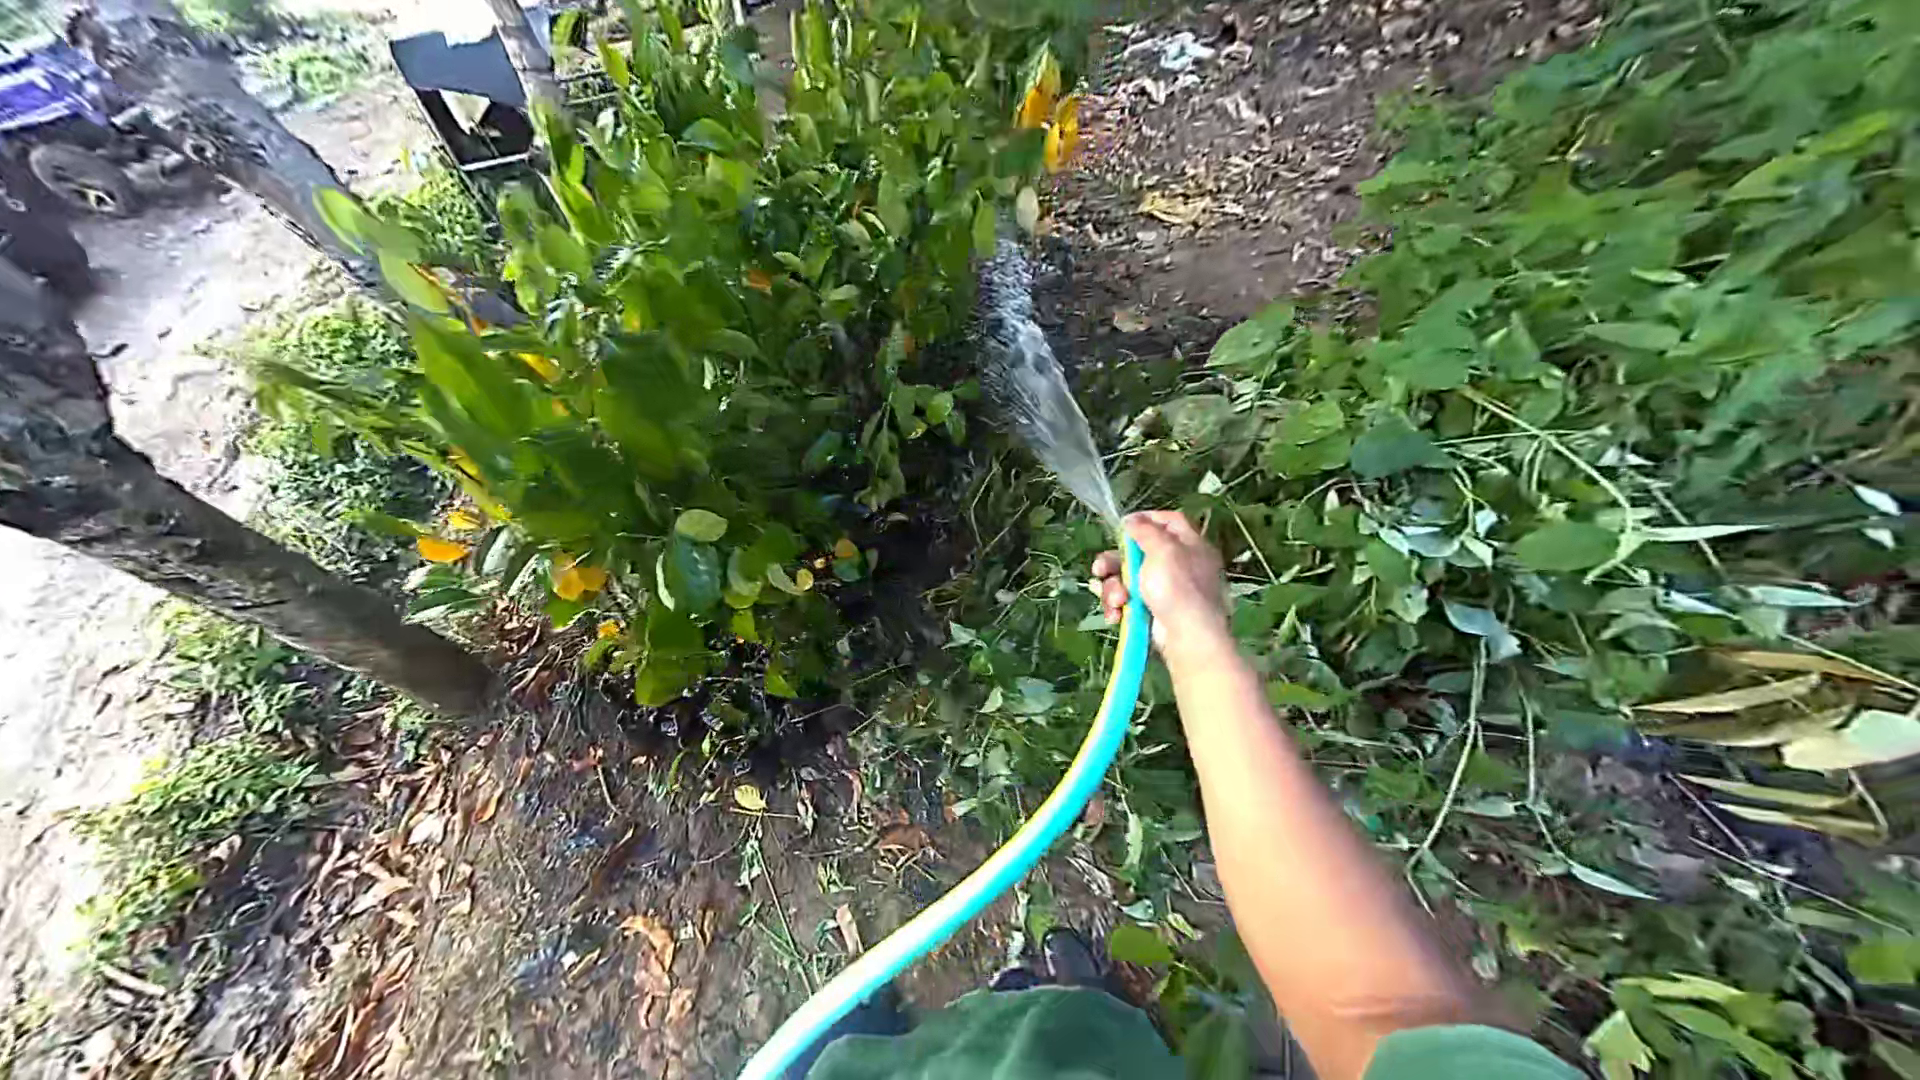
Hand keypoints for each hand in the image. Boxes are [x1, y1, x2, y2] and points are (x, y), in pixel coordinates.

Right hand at [1093, 511, 1231, 662]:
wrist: (1187, 636)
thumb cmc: (1178, 587)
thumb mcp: (1162, 550)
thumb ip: (1145, 531)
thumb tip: (1131, 520)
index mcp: (1188, 545)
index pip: (1169, 521)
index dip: (1145, 519)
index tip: (1123, 525)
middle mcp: (1177, 564)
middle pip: (1137, 552)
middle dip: (1114, 562)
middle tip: (1100, 570)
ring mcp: (1164, 589)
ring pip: (1126, 578)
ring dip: (1113, 589)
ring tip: (1115, 601)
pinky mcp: (1151, 610)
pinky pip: (1127, 600)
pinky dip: (1117, 606)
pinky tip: (1115, 614)